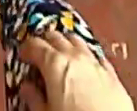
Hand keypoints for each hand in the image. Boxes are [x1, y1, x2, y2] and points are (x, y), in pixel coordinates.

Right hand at [16, 29, 133, 110]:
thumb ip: (34, 99)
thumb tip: (27, 89)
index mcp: (54, 63)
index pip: (34, 44)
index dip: (26, 48)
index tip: (23, 55)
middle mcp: (74, 56)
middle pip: (56, 36)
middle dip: (46, 41)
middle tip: (40, 52)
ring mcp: (95, 64)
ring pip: (77, 41)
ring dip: (67, 44)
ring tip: (62, 54)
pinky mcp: (113, 76)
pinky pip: (97, 57)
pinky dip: (88, 57)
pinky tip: (86, 66)